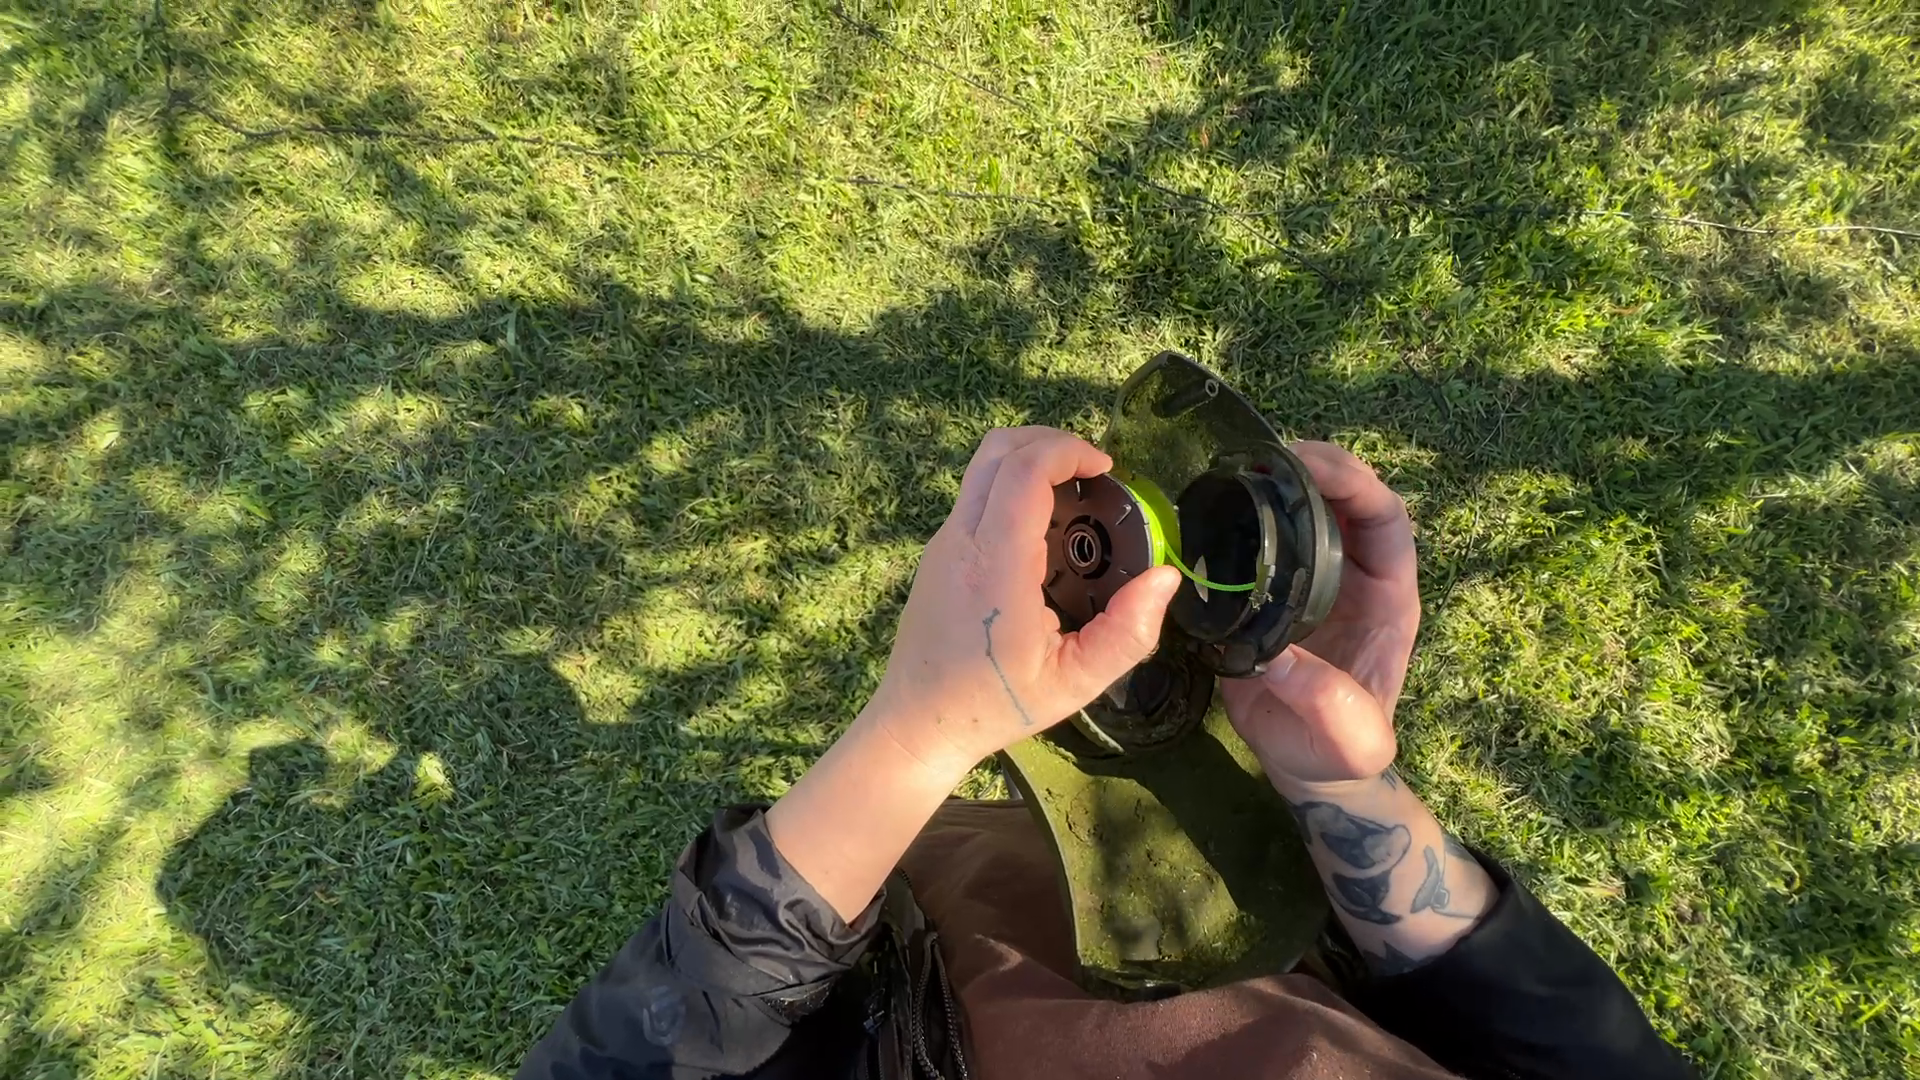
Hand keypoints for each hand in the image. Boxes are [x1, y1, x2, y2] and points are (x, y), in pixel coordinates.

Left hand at [864, 427, 1181, 775]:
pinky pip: (975, 496)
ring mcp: (943, 542)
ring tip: (1072, 500)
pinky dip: (1011, 486)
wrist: (916, 722)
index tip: (1106, 469)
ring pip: (982, 467)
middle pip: (998, 448)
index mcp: (995, 563)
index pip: (1025, 469)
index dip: (1069, 450)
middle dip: (1051, 442)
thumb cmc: (994, 704)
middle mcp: (961, 539)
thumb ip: (1128, 633)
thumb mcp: (1075, 682)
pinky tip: (1042, 534)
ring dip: (1029, 461)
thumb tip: (1165, 577)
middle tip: (1092, 474)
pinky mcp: (937, 551)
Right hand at [1221, 442, 1419, 786]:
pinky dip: (1243, 514)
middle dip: (1313, 467)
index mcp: (1386, 598)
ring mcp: (1308, 582)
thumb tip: (1277, 658)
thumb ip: (1327, 702)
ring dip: (1277, 482)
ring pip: (1304, 513)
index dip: (1354, 485)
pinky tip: (1211, 506)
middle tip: (1261, 456)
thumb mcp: (1348, 737)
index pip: (1385, 522)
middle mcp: (1350, 579)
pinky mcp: (1269, 592)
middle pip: (1346, 501)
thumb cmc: (1337, 750)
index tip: (1304, 466)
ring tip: (1234, 468)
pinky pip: (1261, 540)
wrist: (1304, 762)